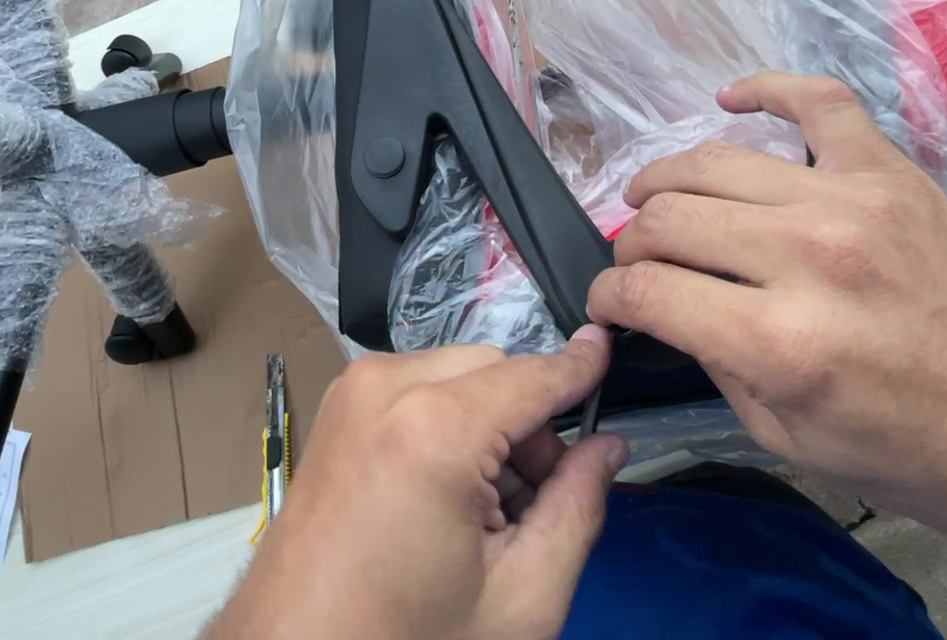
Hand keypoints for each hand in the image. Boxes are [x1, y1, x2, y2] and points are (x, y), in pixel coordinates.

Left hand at [206, 328, 629, 639]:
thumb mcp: (517, 599)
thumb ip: (576, 508)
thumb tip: (608, 447)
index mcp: (434, 430)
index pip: (532, 377)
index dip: (579, 365)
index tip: (606, 347)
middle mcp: (387, 387)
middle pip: (495, 370)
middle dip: (530, 419)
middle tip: (537, 495)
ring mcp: (354, 389)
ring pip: (457, 372)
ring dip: (489, 419)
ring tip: (487, 506)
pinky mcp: (338, 404)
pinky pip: (417, 383)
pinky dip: (448, 417)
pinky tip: (446, 488)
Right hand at [586, 72, 946, 563]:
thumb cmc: (910, 452)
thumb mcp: (781, 434)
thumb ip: (707, 356)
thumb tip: (654, 305)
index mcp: (777, 341)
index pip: (644, 290)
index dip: (608, 296)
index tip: (607, 304)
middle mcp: (806, 256)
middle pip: (665, 218)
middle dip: (630, 245)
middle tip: (638, 264)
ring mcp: (851, 202)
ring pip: (711, 162)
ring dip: (662, 181)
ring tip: (653, 200)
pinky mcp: (891, 173)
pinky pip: (816, 102)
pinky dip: (764, 89)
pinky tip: (729, 99)